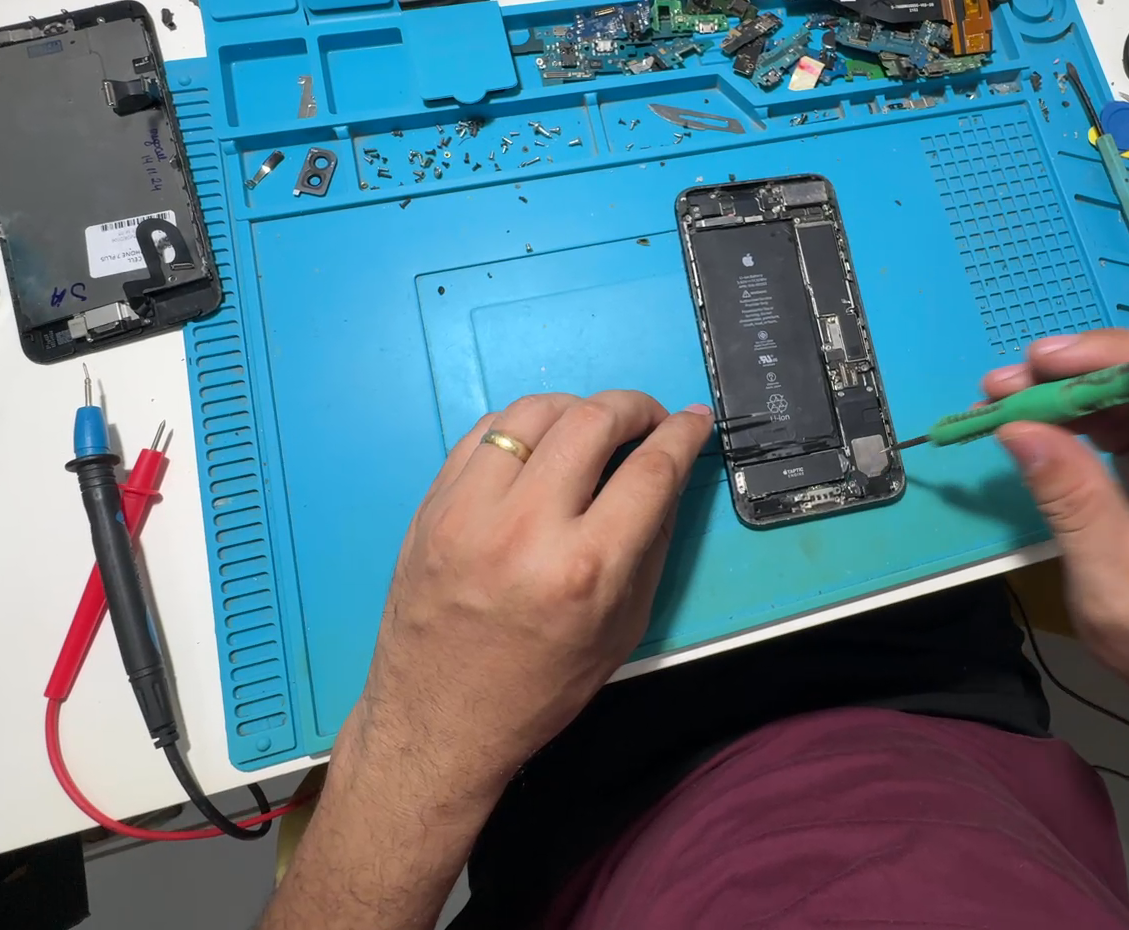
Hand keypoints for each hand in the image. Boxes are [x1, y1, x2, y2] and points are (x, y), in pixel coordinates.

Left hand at [342, 391, 713, 806]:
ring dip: (579, 407)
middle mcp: (525, 529)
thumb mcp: (626, 624)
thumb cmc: (546, 685)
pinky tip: (542, 445)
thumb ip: (654, 539)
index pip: (650, 471)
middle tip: (650, 420)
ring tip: (595, 427)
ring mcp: (468, 511)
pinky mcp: (432, 505)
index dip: (684, 434)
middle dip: (636, 406)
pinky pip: (485, 431)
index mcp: (585, 570)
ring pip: (534, 411)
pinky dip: (526, 425)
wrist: (438, 721)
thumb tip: (670, 469)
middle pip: (593, 421)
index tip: (696, 419)